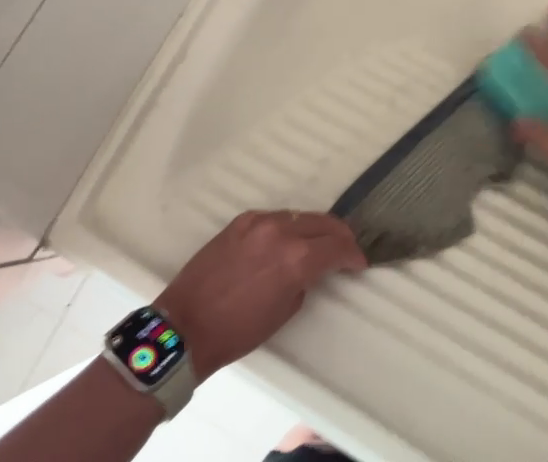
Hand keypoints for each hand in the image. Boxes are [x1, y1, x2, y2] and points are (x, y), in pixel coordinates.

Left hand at [154, 210, 366, 380]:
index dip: (353, 255)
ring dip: (314, 228)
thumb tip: (310, 268)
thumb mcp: (285, 311)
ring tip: (320, 242)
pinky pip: (274, 218)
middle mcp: (280, 232)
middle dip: (339, 235)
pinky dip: (288, 226)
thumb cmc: (238, 331)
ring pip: (298, 216)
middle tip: (347, 248)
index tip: (360, 263)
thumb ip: (304, 281)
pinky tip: (289, 239)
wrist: (186, 325)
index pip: (337, 246)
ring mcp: (257, 223)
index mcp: (296, 259)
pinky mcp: (239, 222)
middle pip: (323, 223)